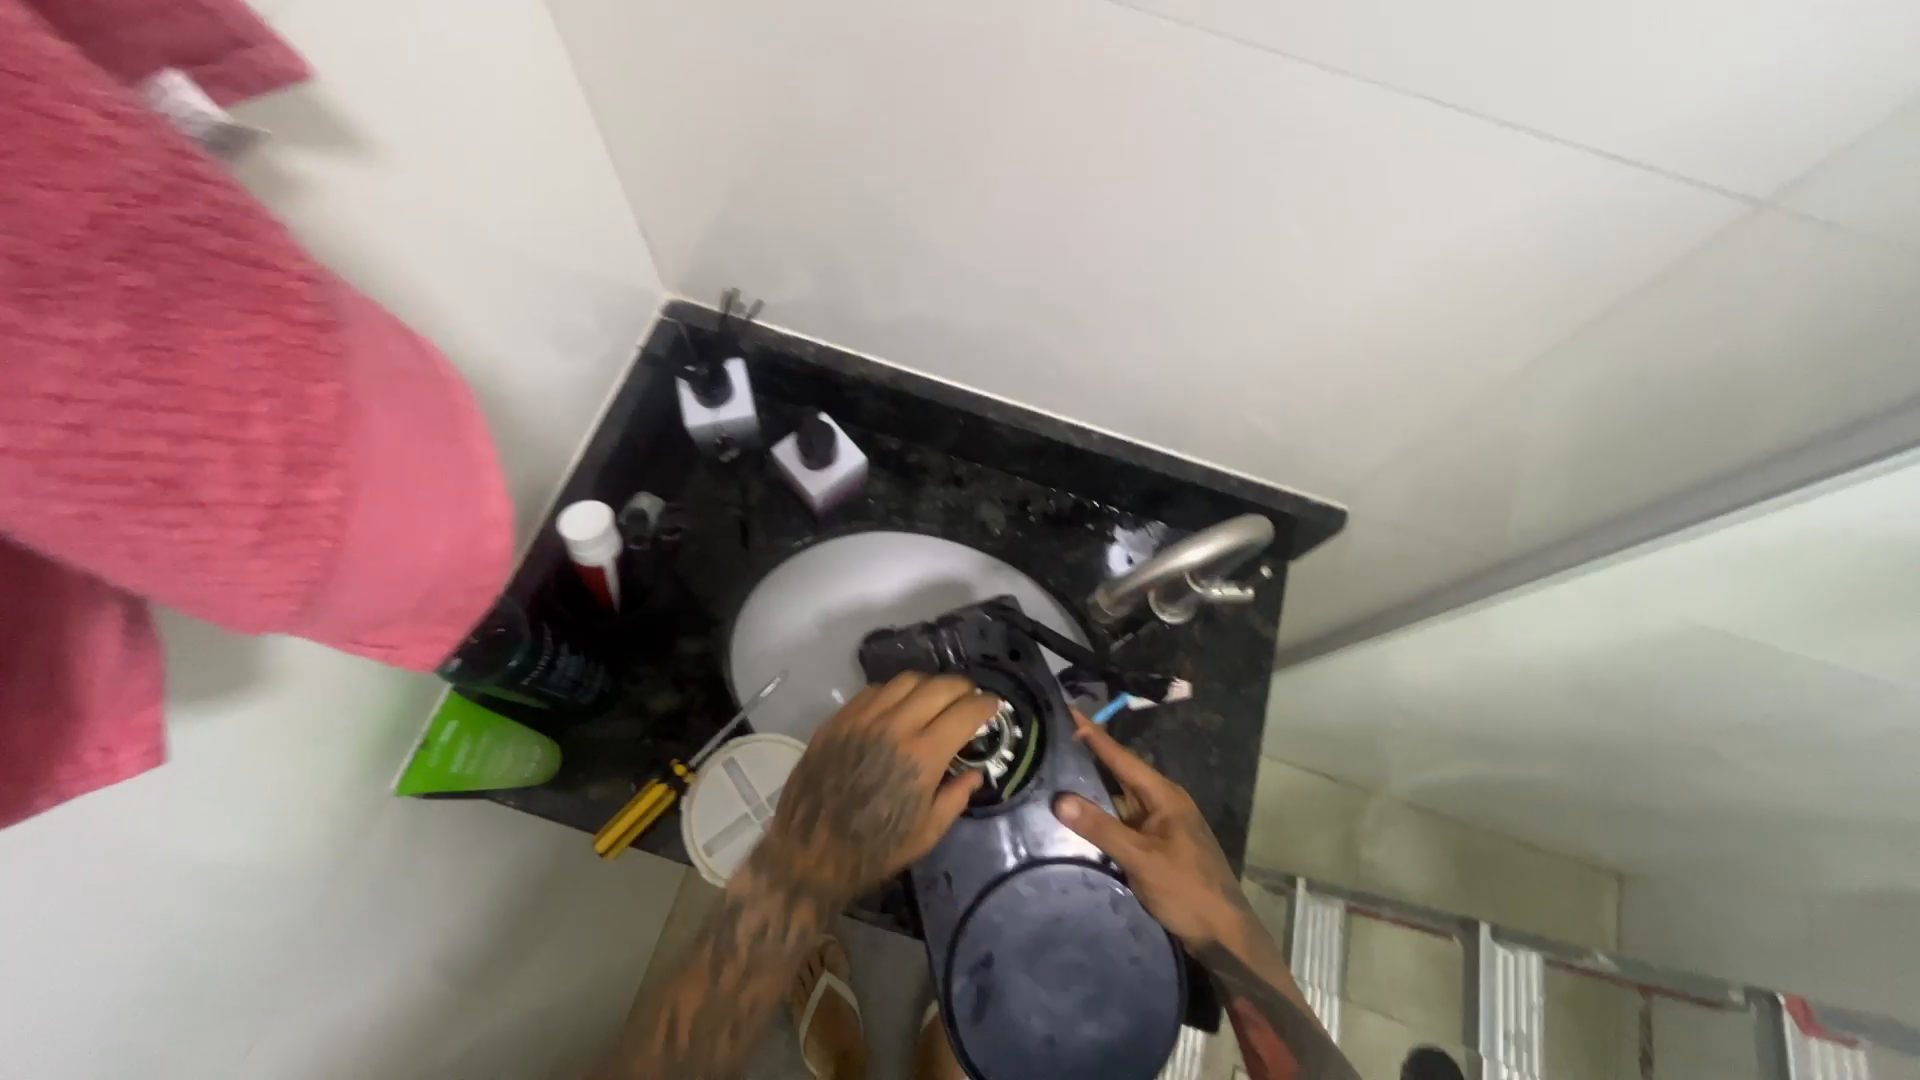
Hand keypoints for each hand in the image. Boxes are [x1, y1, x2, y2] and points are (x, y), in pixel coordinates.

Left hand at [754, 672, 994, 903]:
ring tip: (936, 697)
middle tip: (969, 698)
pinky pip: (873, 691)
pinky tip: (898, 706)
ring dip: (929, 684)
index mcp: (922, 756)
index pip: (965, 712)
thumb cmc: (874, 850)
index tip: (993, 706)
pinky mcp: (838, 720)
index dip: (985, 704)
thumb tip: (975, 774)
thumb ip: (956, 797)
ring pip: (905, 680)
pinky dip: (894, 692)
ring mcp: (862, 719)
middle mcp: (895, 727)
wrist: (809, 853)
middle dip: (962, 688)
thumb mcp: (927, 833)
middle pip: (938, 686)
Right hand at [1053, 710, 1251, 950]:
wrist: (1224, 936)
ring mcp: (1158, 826)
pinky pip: (1120, 823)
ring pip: (1117, 800)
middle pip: (1117, 774)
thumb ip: (1102, 828)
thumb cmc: (1188, 890)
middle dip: (1087, 758)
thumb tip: (1060, 799)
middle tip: (1051, 741)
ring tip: (1053, 774)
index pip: (1121, 757)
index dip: (1094, 734)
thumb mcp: (1142, 858)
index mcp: (1163, 796)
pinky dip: (1099, 818)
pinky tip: (1077, 818)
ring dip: (1090, 791)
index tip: (1068, 709)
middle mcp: (1160, 803)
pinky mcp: (1153, 847)